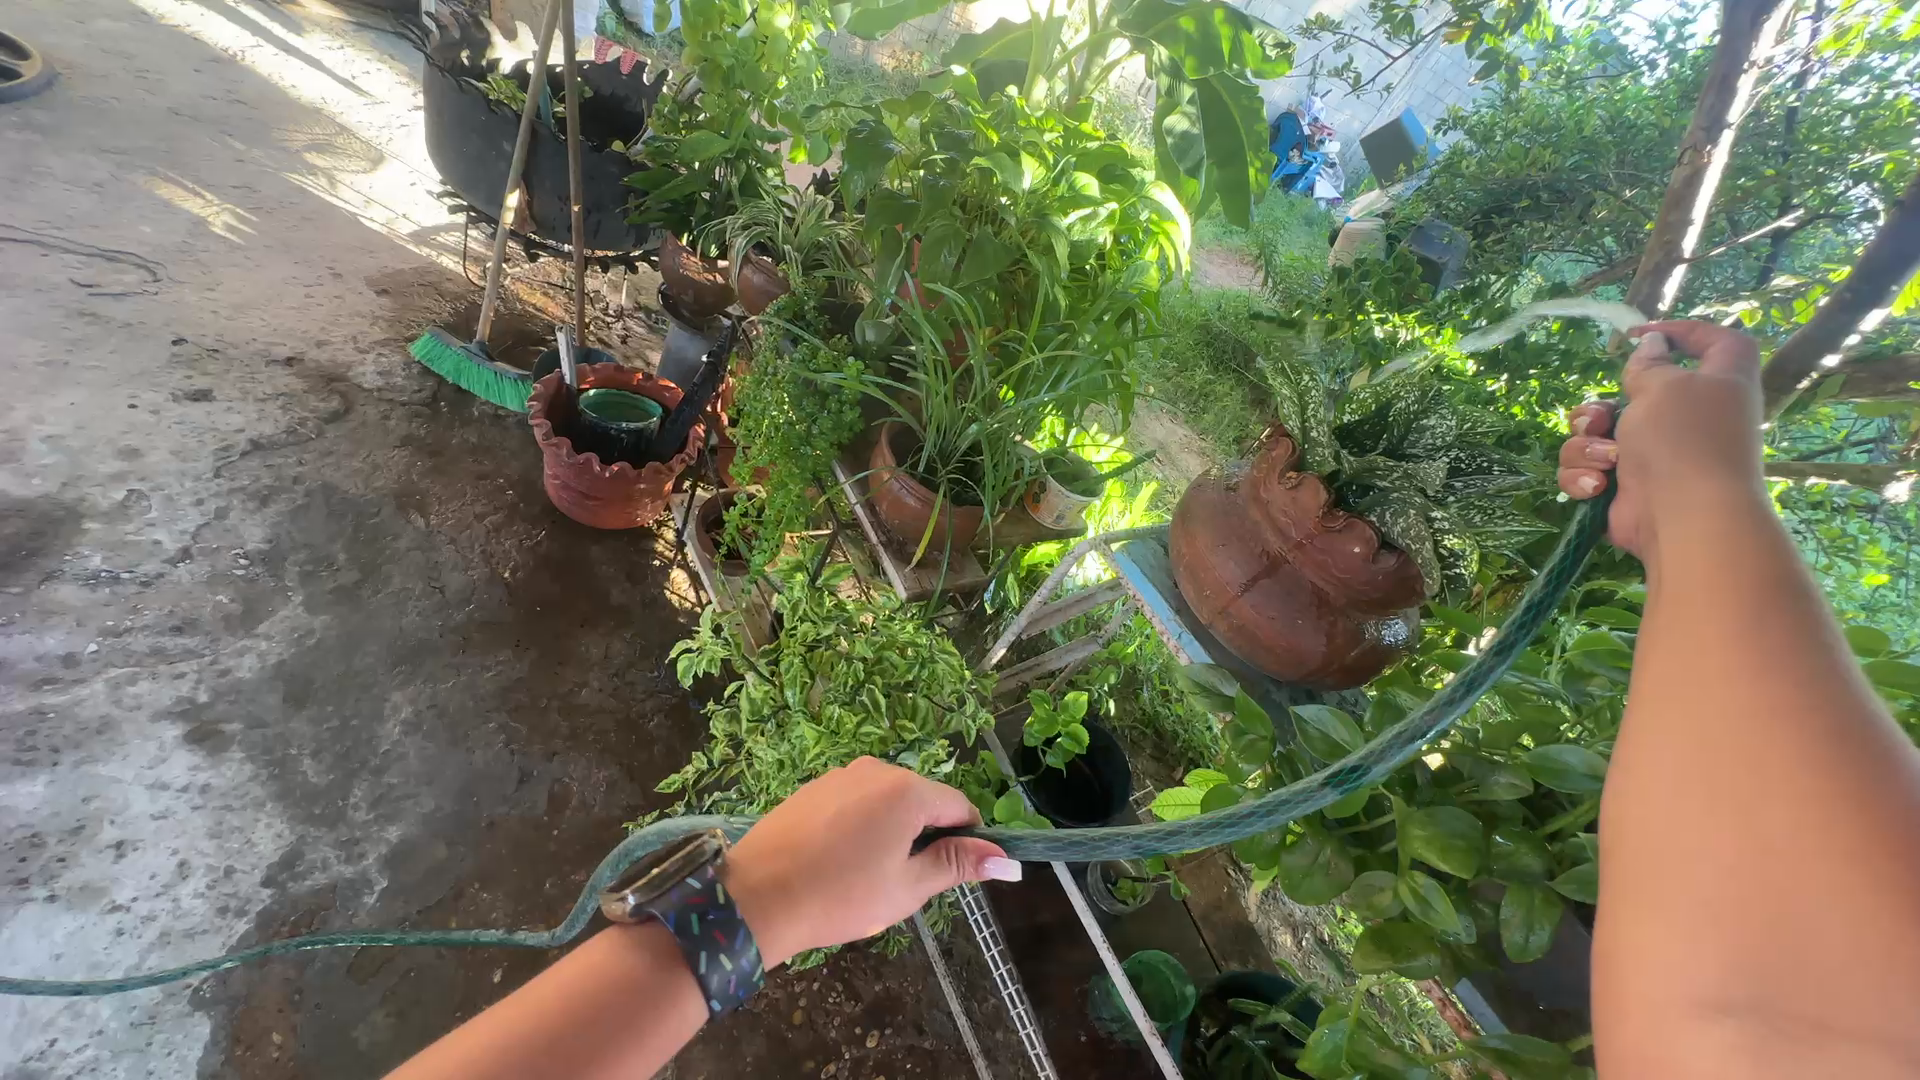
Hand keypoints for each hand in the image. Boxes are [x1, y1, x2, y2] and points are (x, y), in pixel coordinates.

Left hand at [719, 757, 1020, 966]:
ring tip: (864, 875)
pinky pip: (857, 801)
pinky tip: (837, 860)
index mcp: (908, 790)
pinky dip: (861, 825)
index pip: (959, 807)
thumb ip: (958, 865)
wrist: (755, 896)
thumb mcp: (908, 886)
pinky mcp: (815, 786)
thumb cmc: (840, 895)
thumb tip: (1009, 860)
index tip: (949, 874)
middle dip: (924, 836)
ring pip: (888, 801)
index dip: (965, 841)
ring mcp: (843, 774)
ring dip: (892, 831)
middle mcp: (878, 769)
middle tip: (900, 882)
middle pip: (923, 801)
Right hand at [1558, 320, 1766, 560]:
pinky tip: (1598, 485)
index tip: (1639, 334)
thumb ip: (1651, 365)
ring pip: (1593, 435)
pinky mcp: (1620, 483)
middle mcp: (1684, 417)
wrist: (1678, 512)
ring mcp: (1650, 453)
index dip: (1683, 332)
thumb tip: (1651, 346)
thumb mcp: (1665, 388)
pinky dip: (1584, 474)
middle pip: (1628, 396)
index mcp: (1714, 385)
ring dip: (1587, 446)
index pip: (1714, 343)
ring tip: (1604, 460)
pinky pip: (1583, 468)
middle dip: (1599, 409)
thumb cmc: (1684, 440)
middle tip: (1599, 420)